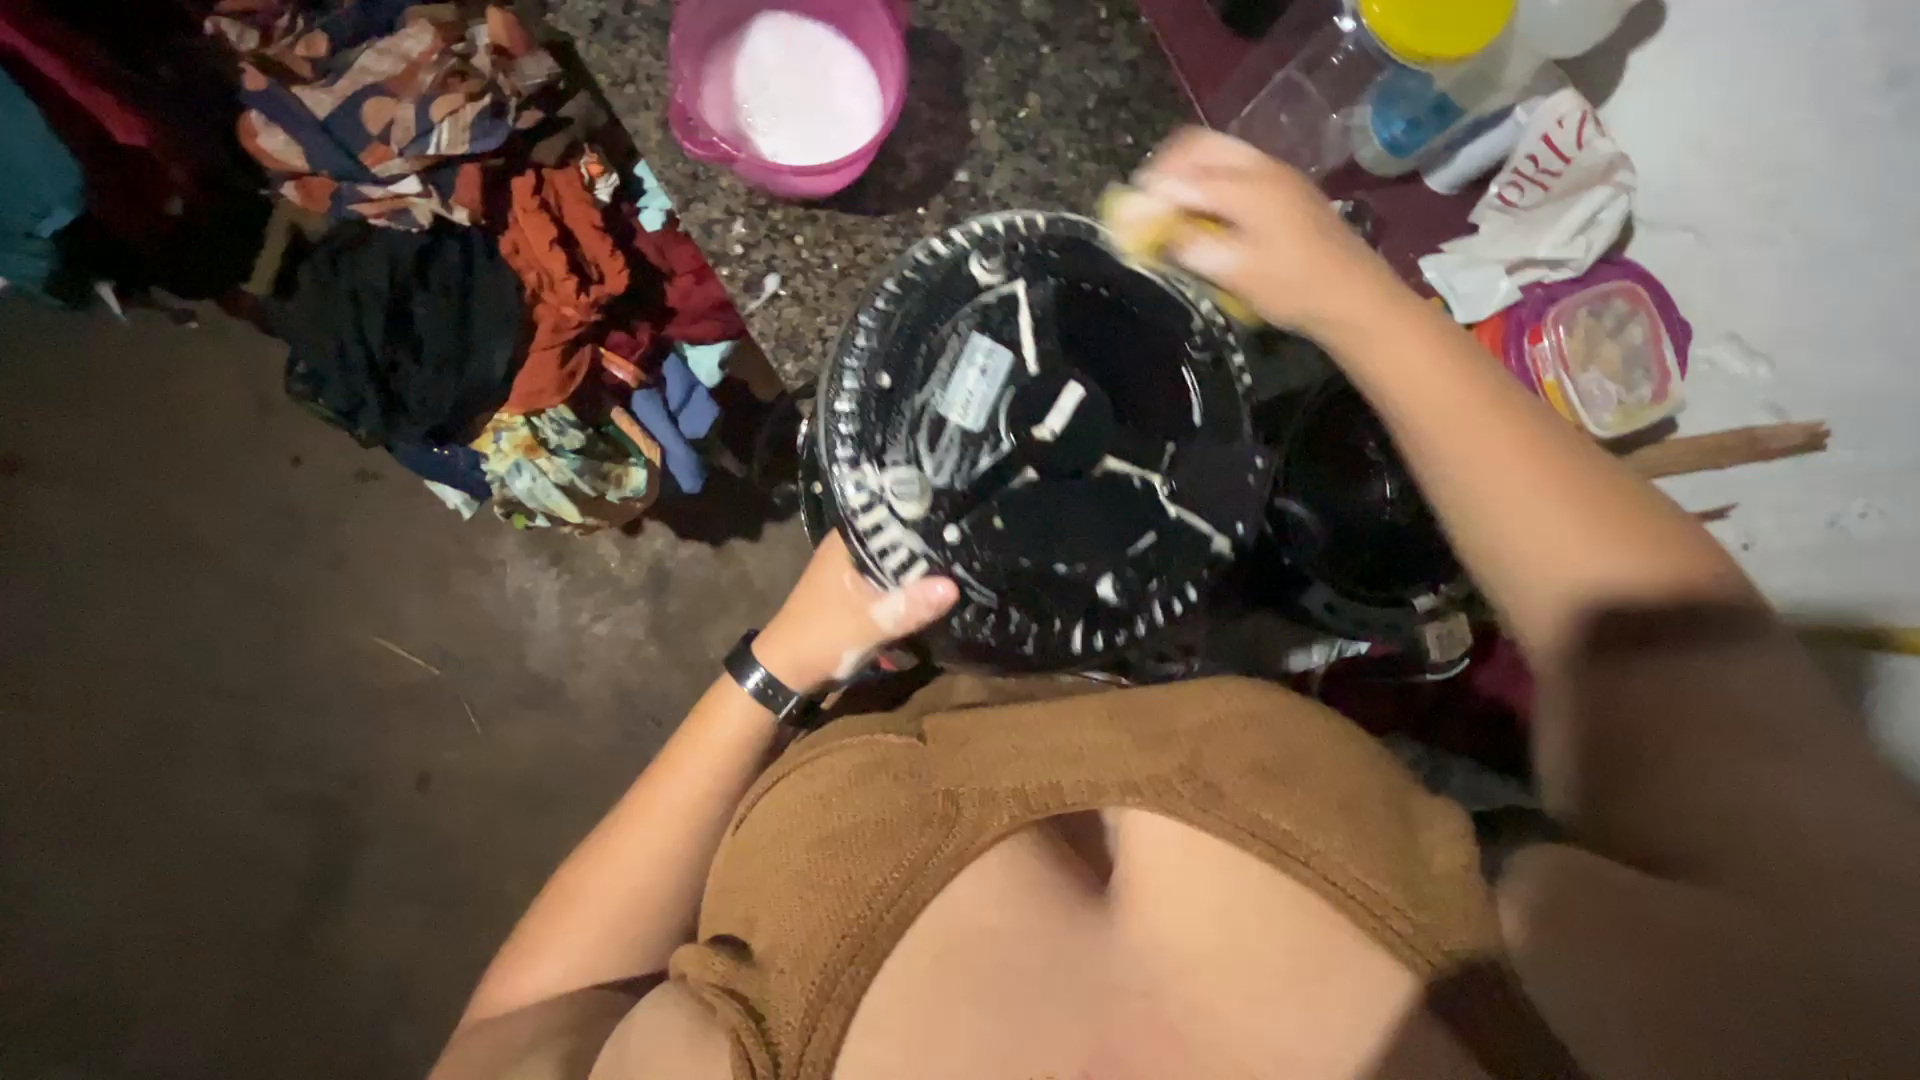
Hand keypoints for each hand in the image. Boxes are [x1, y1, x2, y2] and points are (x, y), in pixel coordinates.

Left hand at [753, 533, 959, 696]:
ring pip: (898, 561)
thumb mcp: (869, 624)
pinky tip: (939, 587)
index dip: (926, 512)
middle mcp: (851, 548)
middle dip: (931, 544)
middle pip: (900, 538)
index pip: (892, 513)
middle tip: (971, 540)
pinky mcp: (860, 592)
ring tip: (965, 560)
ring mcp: (855, 570)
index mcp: (847, 542)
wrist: (787, 673)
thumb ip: (909, 606)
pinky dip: (912, 585)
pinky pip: (893, 580)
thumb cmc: (821, 639)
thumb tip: (953, 587)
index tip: (962, 513)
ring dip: (923, 567)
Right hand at [1132, 128, 1403, 336]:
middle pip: (1200, 145)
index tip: (1129, 214)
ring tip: (1170, 205)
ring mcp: (1276, 172)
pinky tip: (1203, 209)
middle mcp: (1261, 168)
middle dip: (1166, 168)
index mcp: (1248, 188)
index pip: (1184, 176)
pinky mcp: (1284, 185)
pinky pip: (1235, 164)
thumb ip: (1192, 247)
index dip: (1151, 192)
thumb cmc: (1293, 289)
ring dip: (1187, 171)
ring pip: (1218, 150)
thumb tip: (1154, 231)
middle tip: (1147, 201)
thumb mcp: (1236, 274)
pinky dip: (1208, 177)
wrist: (1354, 294)